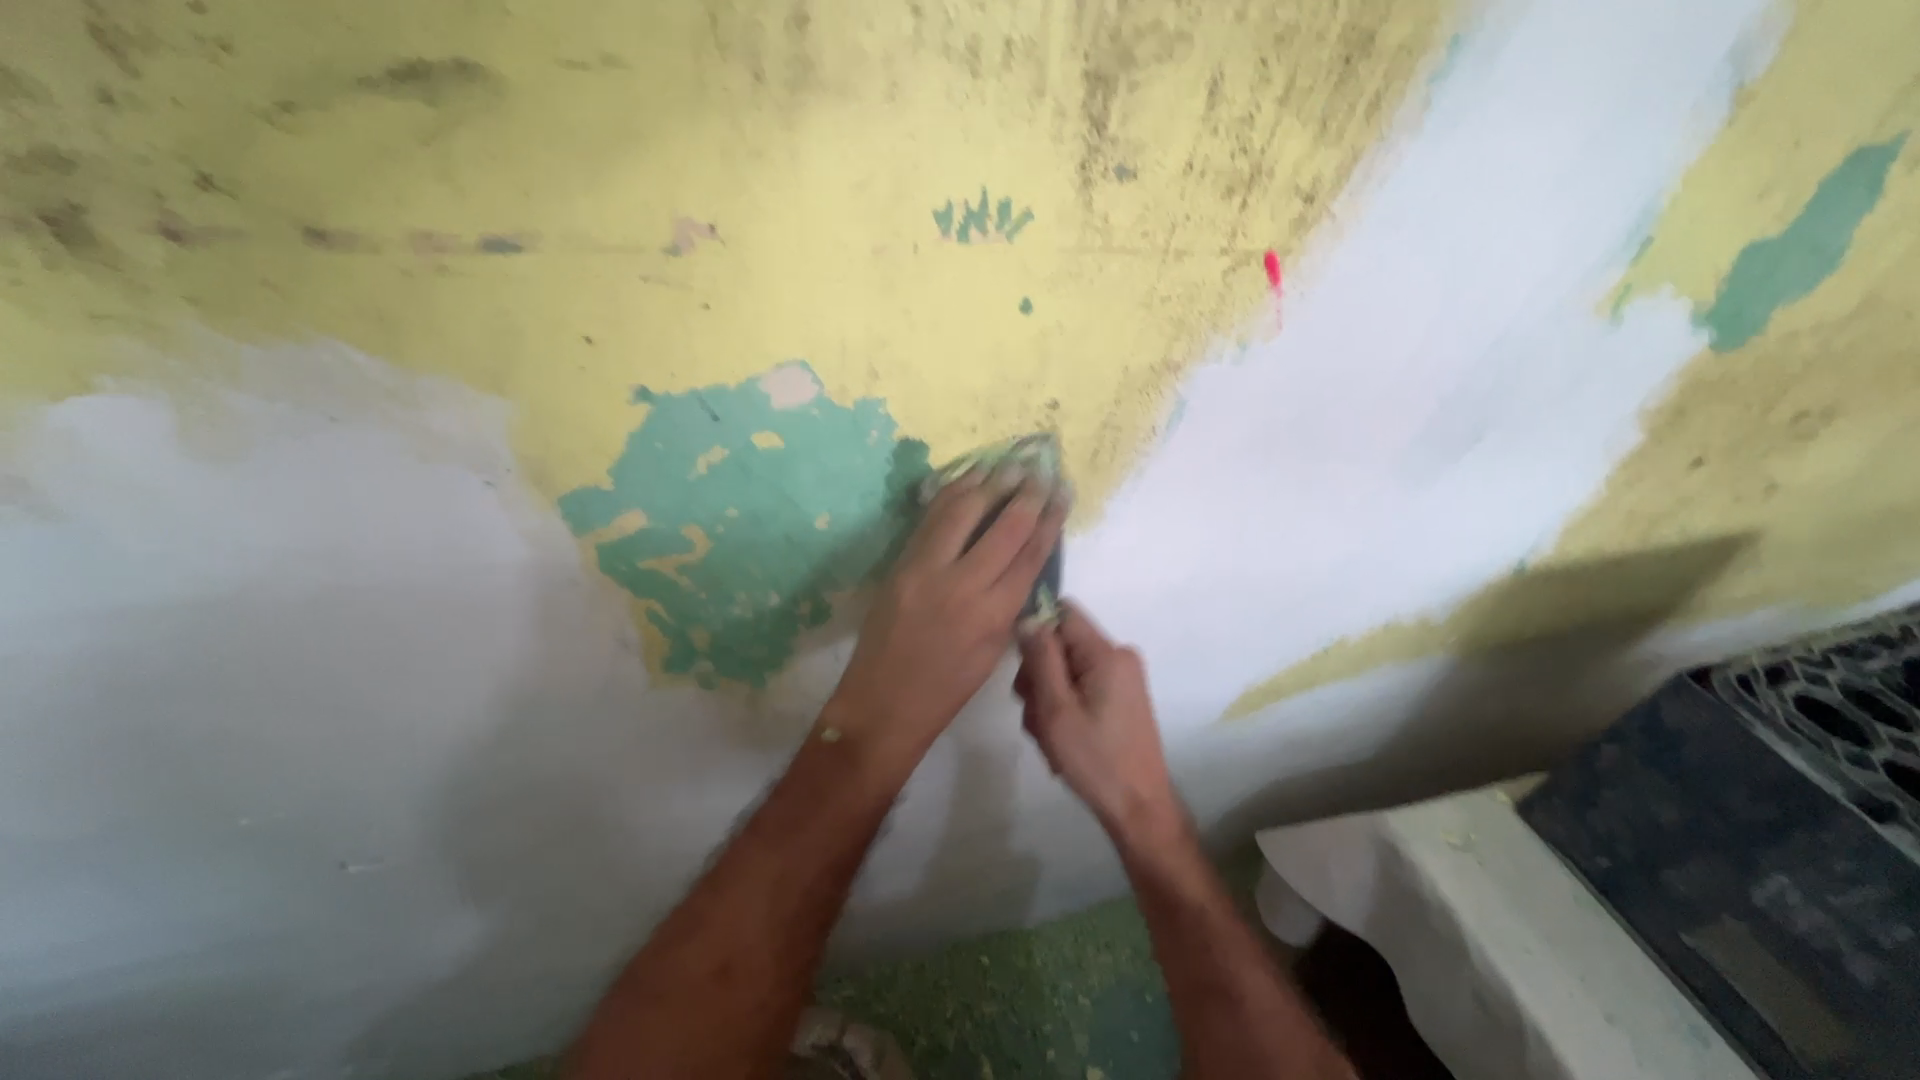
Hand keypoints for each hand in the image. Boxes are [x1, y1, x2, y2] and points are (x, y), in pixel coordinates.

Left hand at [824, 465, 1066, 766]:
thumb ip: (1009, 605)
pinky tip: (966, 479)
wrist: (882, 704)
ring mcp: (925, 569)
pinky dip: (950, 495)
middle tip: (1039, 470)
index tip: (1062, 492)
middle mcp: (962, 584)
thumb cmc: (944, 689)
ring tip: (1007, 463)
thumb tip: (1022, 564)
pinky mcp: (899, 564)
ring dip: (987, 482)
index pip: (1030, 554)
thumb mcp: (992, 653)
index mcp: (993, 614)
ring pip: (961, 511)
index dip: (1049, 519)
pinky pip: (929, 520)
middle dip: (1025, 493)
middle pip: (1002, 526)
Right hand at [1016, 605, 1178, 831]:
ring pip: (1065, 672)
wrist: (1138, 806)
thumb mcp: (1057, 708)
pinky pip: (1080, 689)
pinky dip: (1065, 710)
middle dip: (1039, 679)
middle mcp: (1118, 657)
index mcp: (1107, 653)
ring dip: (1048, 701)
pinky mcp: (1120, 698)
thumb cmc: (1095, 759)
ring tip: (1051, 737)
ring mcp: (1121, 679)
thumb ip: (1040, 659)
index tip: (1026, 676)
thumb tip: (1028, 619)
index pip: (1061, 615)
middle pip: (1060, 646)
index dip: (1035, 637)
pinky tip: (1063, 741)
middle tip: (1038, 719)